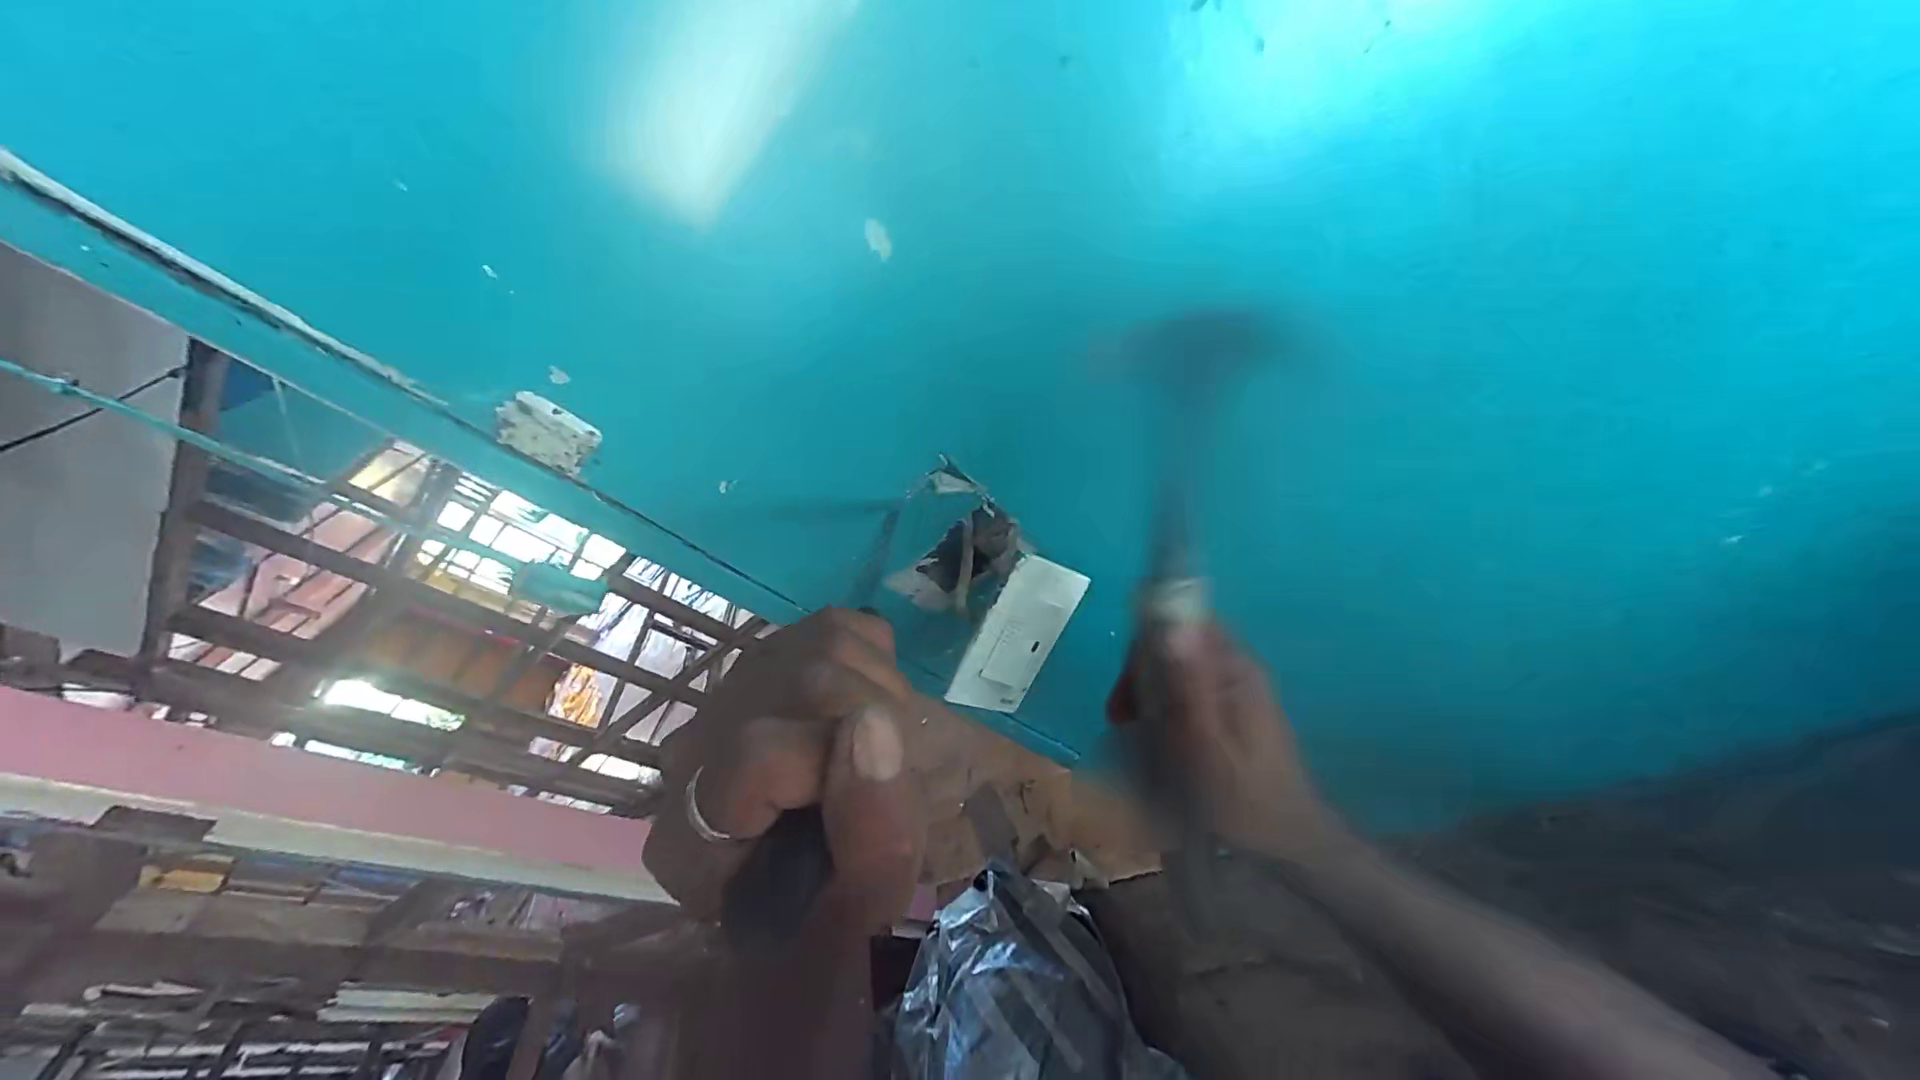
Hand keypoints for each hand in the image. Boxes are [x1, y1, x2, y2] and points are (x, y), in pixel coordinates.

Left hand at [644, 609, 925, 930]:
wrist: (833, 881)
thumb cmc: (843, 904)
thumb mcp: (869, 902)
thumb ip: (875, 833)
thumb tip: (873, 723)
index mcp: (693, 834)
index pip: (760, 754)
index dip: (832, 768)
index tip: (872, 796)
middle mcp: (695, 751)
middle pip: (804, 684)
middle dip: (877, 720)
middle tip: (892, 769)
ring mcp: (731, 695)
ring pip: (824, 643)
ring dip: (884, 688)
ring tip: (883, 740)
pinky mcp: (767, 660)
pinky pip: (835, 624)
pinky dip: (875, 656)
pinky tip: (869, 704)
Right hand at [1110, 620, 1332, 860]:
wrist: (1289, 838)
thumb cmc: (1242, 797)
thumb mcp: (1205, 743)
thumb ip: (1186, 683)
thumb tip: (1170, 623)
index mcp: (1232, 668)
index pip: (1181, 619)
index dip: (1146, 642)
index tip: (1129, 683)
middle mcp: (1236, 667)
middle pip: (1174, 641)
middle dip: (1140, 672)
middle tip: (1123, 717)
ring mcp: (1236, 686)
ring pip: (1176, 666)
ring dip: (1147, 691)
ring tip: (1133, 730)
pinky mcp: (1232, 706)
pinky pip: (1185, 687)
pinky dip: (1162, 704)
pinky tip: (1156, 736)